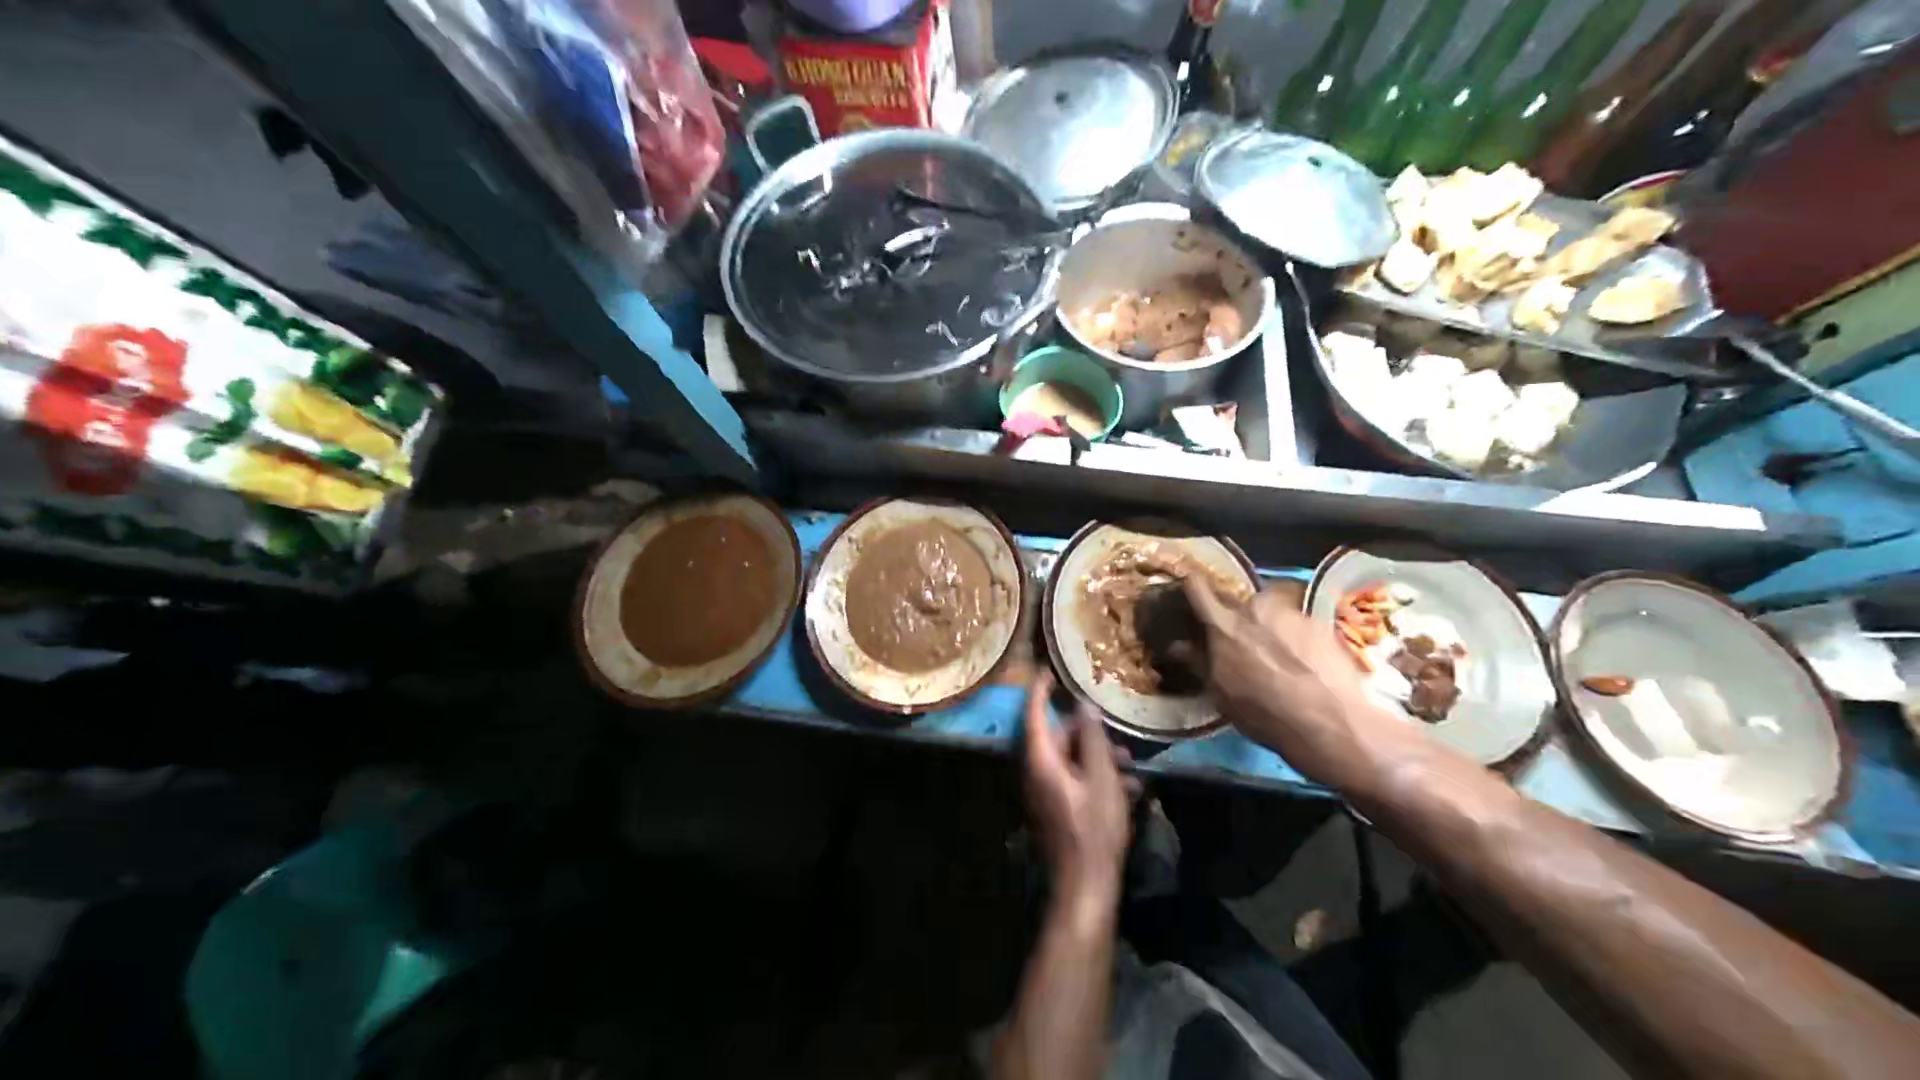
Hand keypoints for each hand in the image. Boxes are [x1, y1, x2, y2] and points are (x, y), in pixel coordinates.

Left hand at [1022, 672, 1131, 903]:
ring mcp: (1043, 793)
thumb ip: (1091, 739)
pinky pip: (1073, 782)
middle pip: (1056, 739)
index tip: (1051, 670)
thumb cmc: (1093, 829)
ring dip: (1098, 758)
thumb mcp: (1101, 778)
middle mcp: (1035, 773)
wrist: (1085, 887)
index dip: (1040, 689)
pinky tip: (1128, 791)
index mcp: (1039, 761)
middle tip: (1116, 732)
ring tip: (1131, 765)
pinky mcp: (1055, 810)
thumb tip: (1083, 705)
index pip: (1033, 714)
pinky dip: (1097, 780)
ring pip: (1069, 761)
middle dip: (1087, 732)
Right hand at [1183, 576, 1409, 790]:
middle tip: (1242, 640)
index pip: (1198, 588)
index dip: (1192, 587)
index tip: (1190, 591)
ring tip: (1279, 653)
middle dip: (1237, 614)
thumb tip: (1177, 645)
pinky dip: (1296, 634)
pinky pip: (1299, 620)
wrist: (1332, 723)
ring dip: (1269, 623)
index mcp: (1224, 625)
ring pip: (1271, 609)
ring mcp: (1292, 611)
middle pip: (1239, 600)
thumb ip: (1198, 663)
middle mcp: (1256, 608)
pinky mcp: (1321, 621)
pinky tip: (1305, 660)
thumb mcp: (1221, 694)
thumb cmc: (1265, 713)